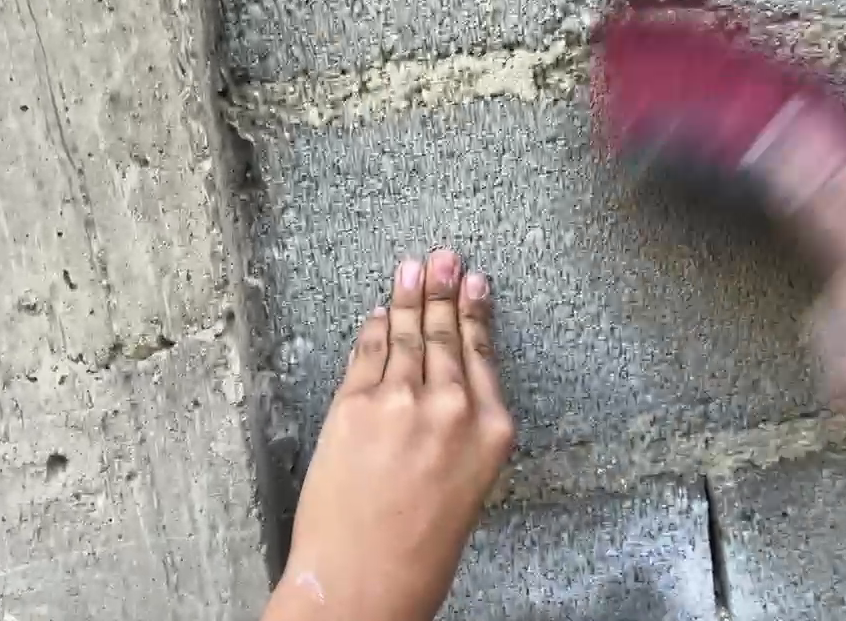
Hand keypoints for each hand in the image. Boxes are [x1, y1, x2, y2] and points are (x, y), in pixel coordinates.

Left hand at [265, 249, 515, 620]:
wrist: (361, 588)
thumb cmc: (420, 549)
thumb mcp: (468, 484)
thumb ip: (463, 427)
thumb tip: (447, 377)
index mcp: (490, 431)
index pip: (482, 351)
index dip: (475, 311)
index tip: (475, 282)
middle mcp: (452, 408)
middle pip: (445, 333)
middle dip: (443, 289)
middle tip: (443, 257)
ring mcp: (402, 403)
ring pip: (407, 334)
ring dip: (408, 296)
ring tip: (412, 267)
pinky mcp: (356, 406)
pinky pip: (369, 352)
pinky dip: (375, 327)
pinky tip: (380, 311)